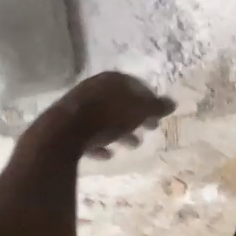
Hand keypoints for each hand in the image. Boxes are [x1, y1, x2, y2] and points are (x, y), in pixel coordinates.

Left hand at [28, 71, 172, 159]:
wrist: (63, 134)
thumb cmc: (108, 117)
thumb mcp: (140, 111)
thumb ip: (156, 107)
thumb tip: (173, 103)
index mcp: (111, 80)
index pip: (136, 86)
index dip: (149, 100)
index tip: (158, 114)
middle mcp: (93, 89)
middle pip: (120, 103)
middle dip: (136, 117)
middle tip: (150, 129)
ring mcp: (77, 108)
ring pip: (104, 119)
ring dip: (120, 132)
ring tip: (133, 145)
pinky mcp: (64, 128)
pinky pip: (87, 135)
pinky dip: (99, 145)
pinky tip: (108, 156)